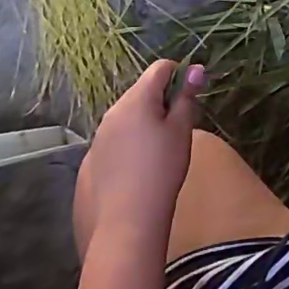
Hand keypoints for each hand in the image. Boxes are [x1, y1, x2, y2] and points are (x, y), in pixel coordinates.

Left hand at [73, 60, 205, 257]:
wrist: (126, 220)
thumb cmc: (162, 168)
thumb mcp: (181, 130)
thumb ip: (187, 97)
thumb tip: (195, 68)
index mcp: (137, 99)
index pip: (160, 68)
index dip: (180, 74)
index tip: (191, 95)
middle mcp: (113, 111)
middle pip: (142, 90)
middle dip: (163, 99)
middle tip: (180, 125)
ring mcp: (100, 135)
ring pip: (128, 115)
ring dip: (146, 120)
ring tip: (161, 148)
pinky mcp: (92, 157)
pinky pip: (116, 137)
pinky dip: (131, 141)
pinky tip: (140, 166)